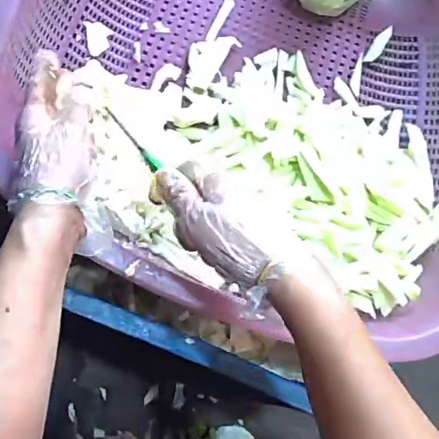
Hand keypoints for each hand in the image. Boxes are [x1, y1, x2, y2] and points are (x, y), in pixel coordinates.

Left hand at [10, 50, 93, 211]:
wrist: (52, 213)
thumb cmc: (61, 166)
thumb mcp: (75, 129)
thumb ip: (79, 104)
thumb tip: (80, 86)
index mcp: (33, 116)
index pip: (39, 85)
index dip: (46, 69)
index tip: (49, 54)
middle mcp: (31, 132)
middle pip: (46, 104)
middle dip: (58, 90)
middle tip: (71, 76)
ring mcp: (38, 152)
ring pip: (54, 124)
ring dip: (68, 113)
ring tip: (83, 104)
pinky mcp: (49, 170)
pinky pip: (62, 144)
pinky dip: (73, 135)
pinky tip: (85, 138)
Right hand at [154, 162, 303, 287]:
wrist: (280, 269)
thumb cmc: (233, 243)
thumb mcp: (195, 219)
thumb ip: (178, 195)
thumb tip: (162, 173)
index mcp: (216, 180)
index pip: (185, 168)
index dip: (167, 183)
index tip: (158, 203)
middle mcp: (233, 185)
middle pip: (197, 193)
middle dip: (186, 216)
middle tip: (189, 240)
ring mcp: (247, 204)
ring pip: (211, 212)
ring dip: (202, 231)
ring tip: (209, 253)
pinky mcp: (258, 223)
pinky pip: (227, 225)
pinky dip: (220, 238)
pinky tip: (226, 255)